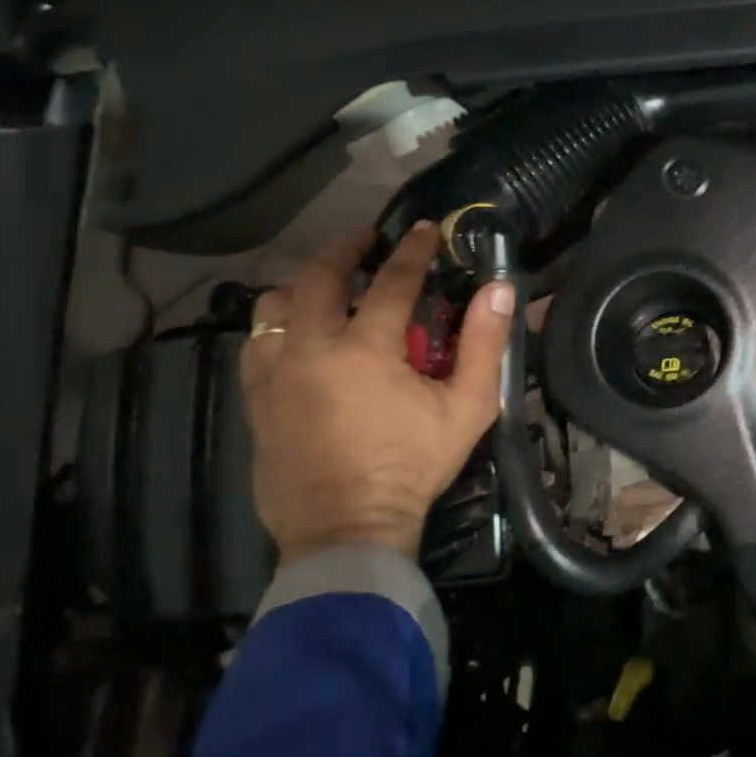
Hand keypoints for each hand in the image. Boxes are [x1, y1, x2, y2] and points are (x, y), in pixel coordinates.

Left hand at [241, 223, 516, 562]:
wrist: (347, 528)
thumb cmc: (413, 466)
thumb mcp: (468, 407)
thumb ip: (485, 343)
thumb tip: (499, 289)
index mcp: (365, 349)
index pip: (392, 282)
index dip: (413, 251)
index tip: (425, 228)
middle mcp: (311, 349)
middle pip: (318, 279)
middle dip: (345, 250)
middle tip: (367, 239)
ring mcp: (275, 375)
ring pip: (272, 307)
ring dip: (301, 285)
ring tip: (326, 286)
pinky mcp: (256, 400)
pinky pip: (255, 344)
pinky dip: (278, 325)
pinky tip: (298, 333)